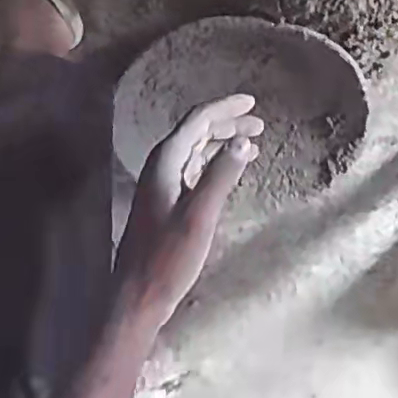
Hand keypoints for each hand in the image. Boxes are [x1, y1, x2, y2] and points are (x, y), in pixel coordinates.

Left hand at [114, 94, 263, 330]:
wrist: (138, 296)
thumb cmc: (168, 256)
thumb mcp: (200, 215)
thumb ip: (221, 174)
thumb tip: (242, 139)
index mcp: (166, 159)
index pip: (198, 120)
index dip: (225, 107)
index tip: (252, 102)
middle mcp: (162, 163)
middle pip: (198, 130)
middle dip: (228, 122)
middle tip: (258, 123)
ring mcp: (163, 181)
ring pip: (197, 148)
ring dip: (223, 141)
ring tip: (252, 141)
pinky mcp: (167, 198)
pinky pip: (195, 166)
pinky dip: (216, 161)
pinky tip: (232, 167)